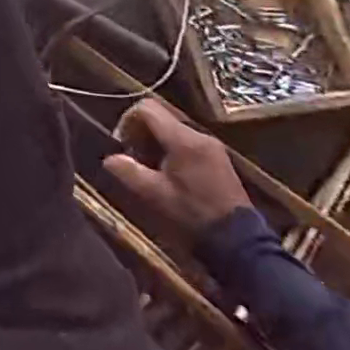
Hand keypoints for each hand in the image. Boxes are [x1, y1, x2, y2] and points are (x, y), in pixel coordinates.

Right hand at [102, 98, 251, 239]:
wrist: (239, 241)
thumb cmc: (193, 215)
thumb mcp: (155, 195)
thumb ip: (129, 172)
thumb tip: (109, 159)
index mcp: (182, 139)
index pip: (146, 108)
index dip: (127, 120)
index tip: (121, 144)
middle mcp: (197, 134)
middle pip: (159, 116)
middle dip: (140, 132)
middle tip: (133, 157)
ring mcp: (211, 145)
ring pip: (172, 128)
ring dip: (154, 141)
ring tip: (149, 168)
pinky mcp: (218, 157)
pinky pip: (186, 140)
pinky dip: (170, 148)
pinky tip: (169, 173)